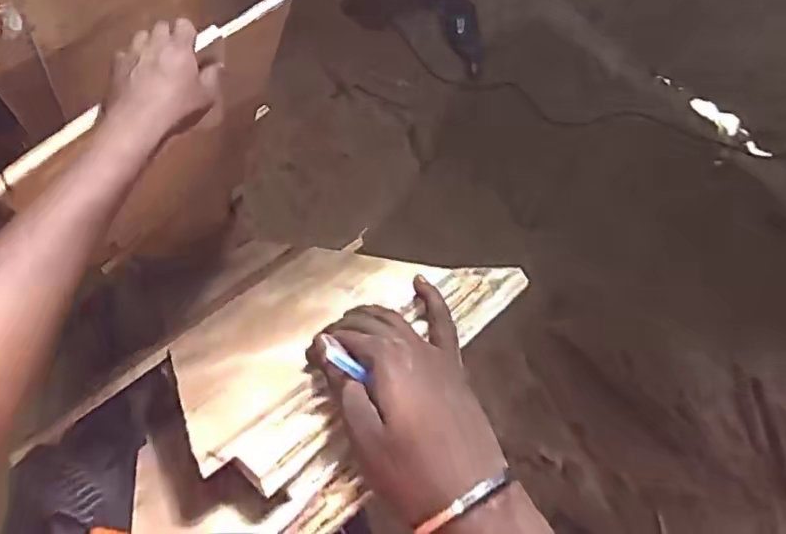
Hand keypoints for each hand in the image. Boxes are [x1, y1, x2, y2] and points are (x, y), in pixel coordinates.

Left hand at [100, 19, 220, 145]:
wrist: (134, 122)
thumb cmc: (175, 108)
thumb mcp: (204, 97)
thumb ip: (212, 76)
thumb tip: (216, 64)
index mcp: (179, 47)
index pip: (184, 24)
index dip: (188, 33)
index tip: (191, 47)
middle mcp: (155, 42)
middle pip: (161, 26)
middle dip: (167, 36)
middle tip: (172, 55)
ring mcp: (132, 51)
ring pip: (141, 36)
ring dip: (147, 44)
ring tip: (151, 62)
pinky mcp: (115, 64)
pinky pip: (124, 53)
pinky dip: (130, 60)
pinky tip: (132, 75)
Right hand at [312, 277, 507, 528]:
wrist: (474, 503)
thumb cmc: (412, 473)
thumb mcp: (366, 438)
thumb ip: (344, 388)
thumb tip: (325, 349)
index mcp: (386, 360)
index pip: (346, 339)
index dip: (326, 345)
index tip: (311, 355)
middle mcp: (410, 346)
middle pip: (369, 324)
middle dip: (343, 328)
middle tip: (327, 344)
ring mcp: (435, 354)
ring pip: (396, 319)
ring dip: (371, 315)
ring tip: (353, 320)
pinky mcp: (454, 367)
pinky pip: (443, 324)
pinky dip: (431, 300)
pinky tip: (420, 282)